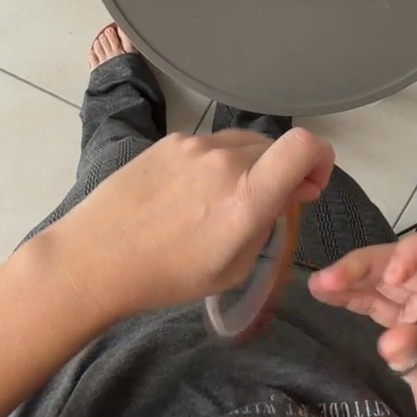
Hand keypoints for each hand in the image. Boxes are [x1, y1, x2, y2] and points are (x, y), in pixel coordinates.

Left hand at [31, 129, 335, 324]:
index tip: (311, 183)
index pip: (304, 145)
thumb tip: (290, 190)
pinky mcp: (169, 140)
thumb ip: (269, 223)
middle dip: (282, 172)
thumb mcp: (232, 267)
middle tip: (264, 205)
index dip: (321, 157)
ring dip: (248, 166)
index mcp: (245, 197)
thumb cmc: (167, 276)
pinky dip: (216, 163)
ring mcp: (194, 145)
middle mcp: (224, 160)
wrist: (94, 257)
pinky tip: (188, 193)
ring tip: (219, 201)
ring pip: (242, 144)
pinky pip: (210, 145)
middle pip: (275, 147)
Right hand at [308, 226, 416, 416]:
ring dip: (354, 280)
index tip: (392, 276)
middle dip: (369, 266)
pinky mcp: (413, 333)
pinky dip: (355, 299)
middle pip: (408, 262)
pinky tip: (328, 296)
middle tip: (328, 279)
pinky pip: (380, 305)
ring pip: (388, 281)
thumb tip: (387, 339)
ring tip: (318, 285)